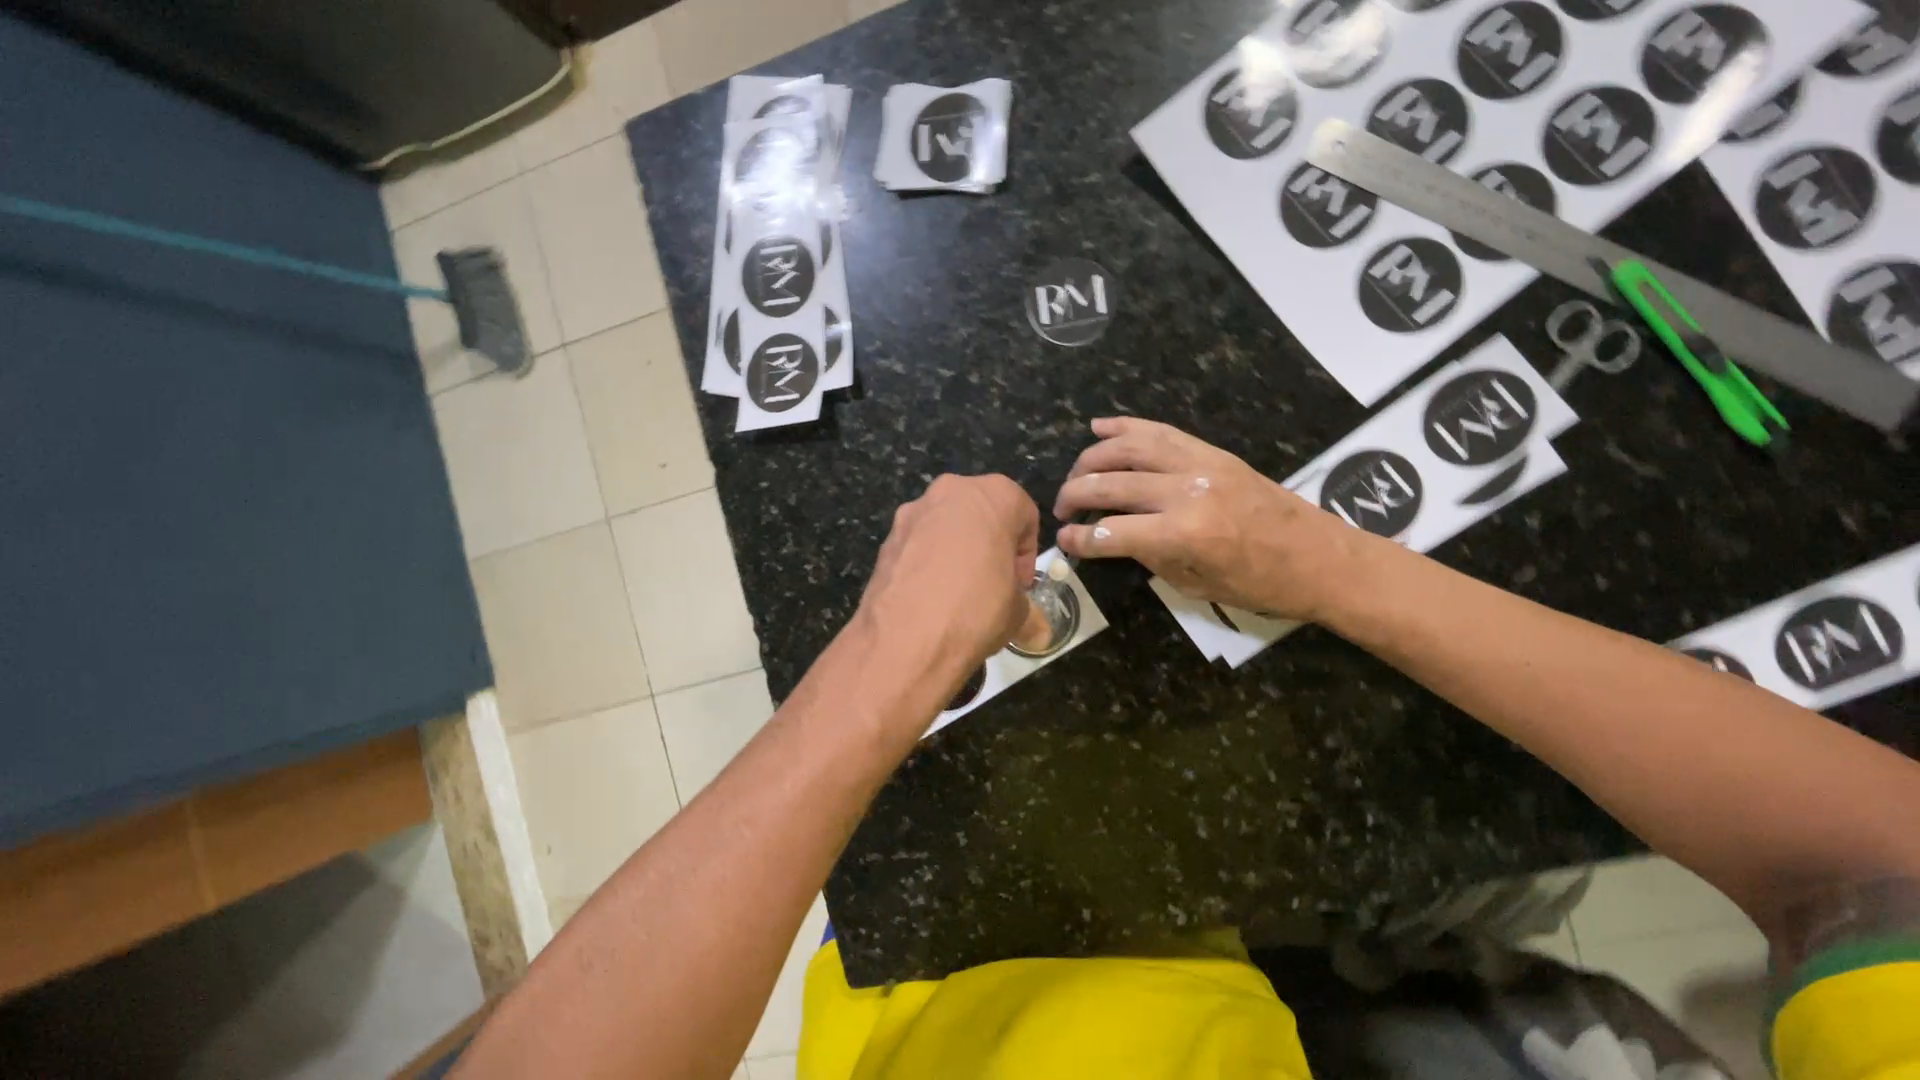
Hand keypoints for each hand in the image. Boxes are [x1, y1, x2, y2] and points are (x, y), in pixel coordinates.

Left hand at [860, 474, 1040, 672]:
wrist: (906, 638)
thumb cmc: (977, 610)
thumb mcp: (1017, 612)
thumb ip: (1024, 605)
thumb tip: (1035, 626)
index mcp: (993, 495)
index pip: (1024, 514)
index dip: (1026, 553)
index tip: (1021, 584)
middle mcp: (950, 492)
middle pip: (980, 513)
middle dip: (990, 544)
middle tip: (993, 583)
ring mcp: (912, 513)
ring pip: (945, 526)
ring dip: (956, 551)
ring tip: (958, 594)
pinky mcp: (886, 539)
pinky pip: (917, 545)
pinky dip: (927, 563)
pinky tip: (929, 599)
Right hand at [1053, 418, 1377, 621]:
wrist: (1321, 558)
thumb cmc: (1261, 586)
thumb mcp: (1198, 585)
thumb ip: (1152, 557)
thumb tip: (1116, 538)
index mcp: (1183, 535)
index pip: (1112, 532)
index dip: (1081, 538)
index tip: (1063, 540)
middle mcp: (1187, 492)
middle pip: (1113, 484)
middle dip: (1076, 495)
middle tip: (1061, 509)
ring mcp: (1202, 465)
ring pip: (1132, 448)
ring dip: (1095, 457)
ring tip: (1075, 472)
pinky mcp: (1214, 453)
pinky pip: (1163, 432)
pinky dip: (1128, 427)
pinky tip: (1102, 427)